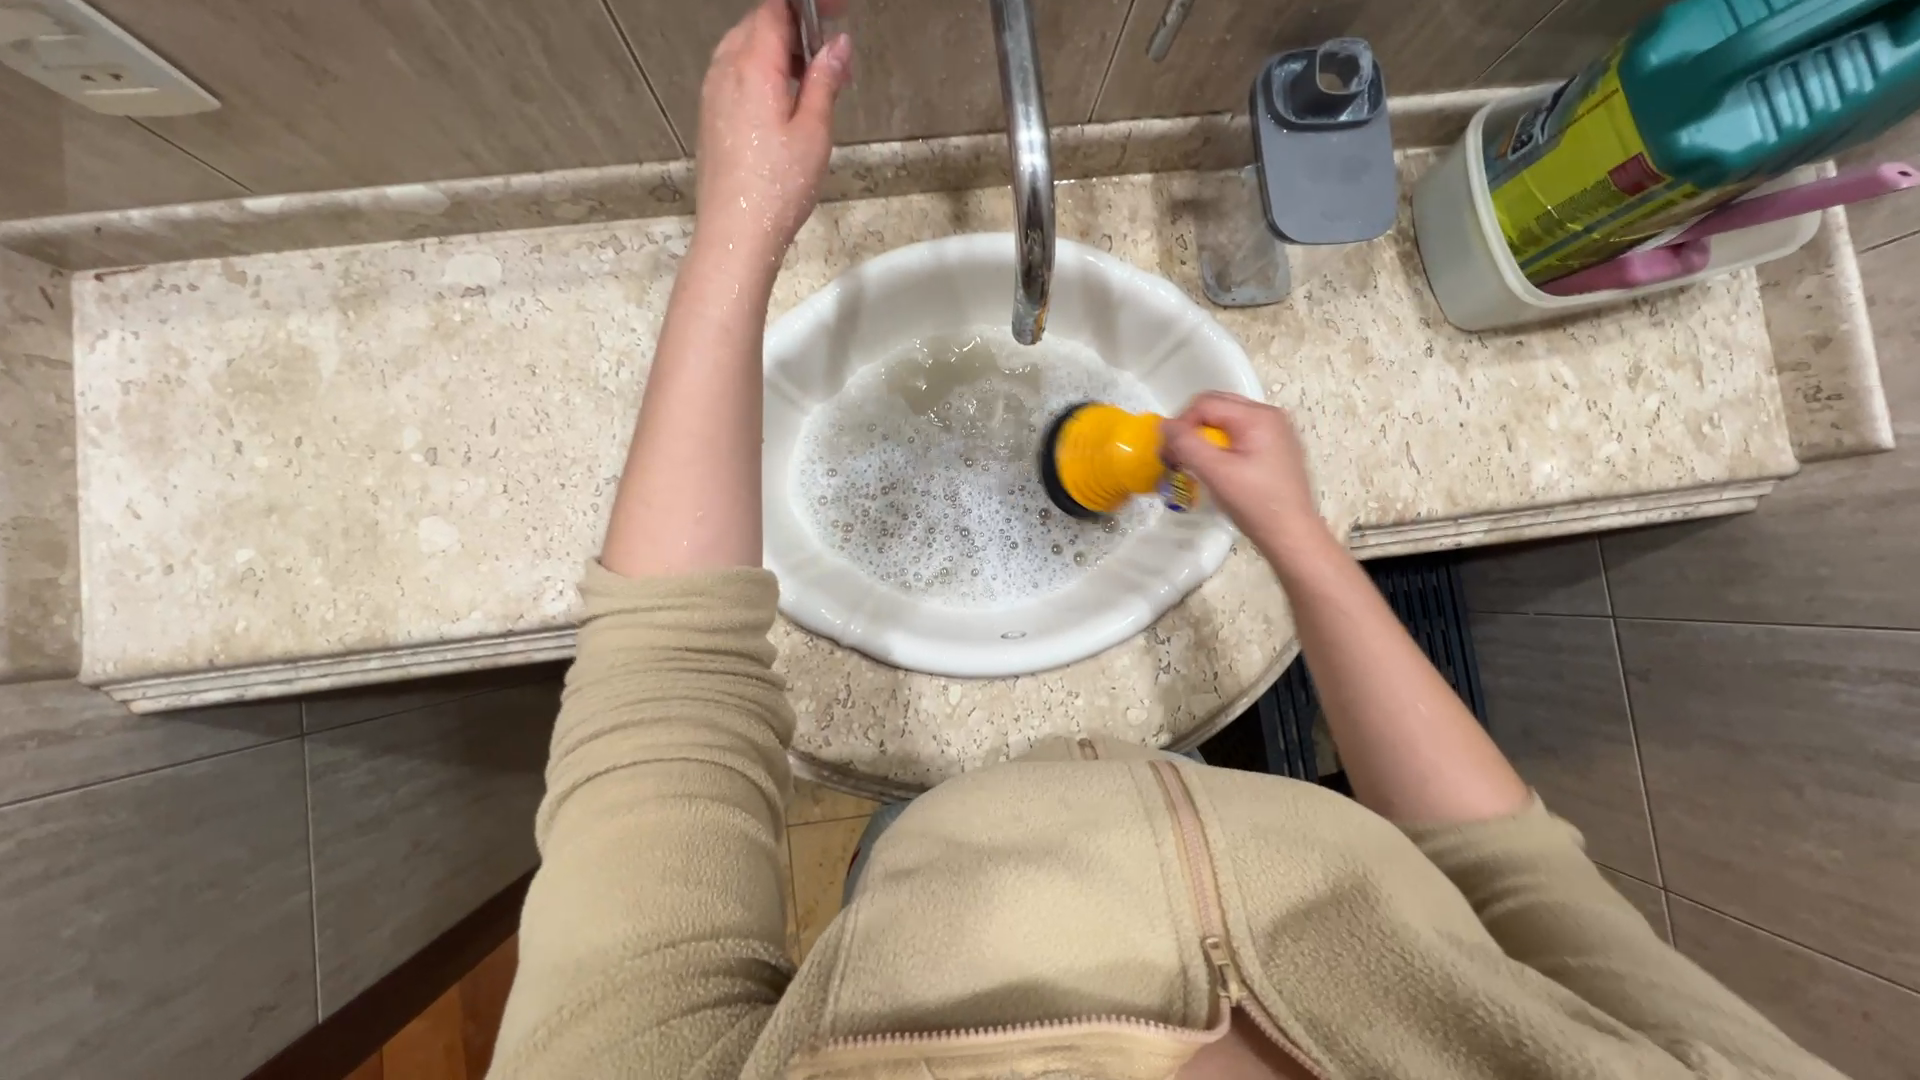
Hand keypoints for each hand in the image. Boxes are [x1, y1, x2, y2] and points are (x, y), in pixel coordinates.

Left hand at [694, 0, 851, 265]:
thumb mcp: (814, 133)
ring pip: (745, 50)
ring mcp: (713, 94)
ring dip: (779, 54)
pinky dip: (762, 75)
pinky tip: (785, 106)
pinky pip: (736, 76)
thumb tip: (838, 46)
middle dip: (797, 30)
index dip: (809, 5)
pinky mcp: (711, 118)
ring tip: (813, 85)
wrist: (736, 234)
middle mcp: (725, 70)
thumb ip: (824, 82)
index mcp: (752, 66)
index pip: (777, 8)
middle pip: (759, 25)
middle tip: (833, 60)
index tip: (838, 13)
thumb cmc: (778, 189)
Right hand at [1162, 392, 1329, 562]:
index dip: (1181, 424)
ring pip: (1225, 421)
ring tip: (1193, 464)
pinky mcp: (1273, 448)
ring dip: (1203, 438)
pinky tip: (1214, 469)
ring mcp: (1274, 431)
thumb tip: (1165, 425)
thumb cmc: (1255, 504)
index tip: (1170, 453)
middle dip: (1190, 428)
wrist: (1291, 535)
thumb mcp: (1216, 473)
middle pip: (1216, 407)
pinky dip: (1219, 446)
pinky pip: (1238, 435)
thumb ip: (1187, 445)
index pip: (1205, 404)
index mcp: (1258, 416)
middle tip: (1176, 456)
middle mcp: (1269, 416)